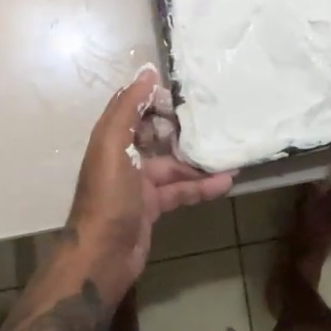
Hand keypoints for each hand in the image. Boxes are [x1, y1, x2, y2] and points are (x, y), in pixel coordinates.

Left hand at [67, 67, 234, 297]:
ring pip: (173, 164)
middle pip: (155, 134)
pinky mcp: (153, 207)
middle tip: (211, 115)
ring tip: (227, 151)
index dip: (153, 96)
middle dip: (180, 126)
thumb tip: (146, 72)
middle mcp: (123, 158)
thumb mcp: (113, 147)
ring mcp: (139, 184)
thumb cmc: (108, 198)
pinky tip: (225, 182)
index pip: (132, 108)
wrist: (103, 258)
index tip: (183, 87)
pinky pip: (181, 190)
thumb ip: (128, 110)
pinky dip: (201, 186)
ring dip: (197, 160)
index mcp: (111, 140)